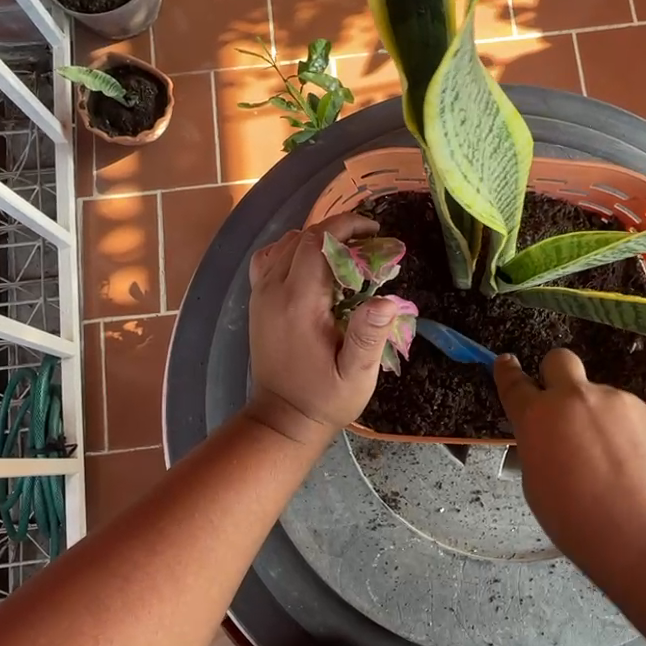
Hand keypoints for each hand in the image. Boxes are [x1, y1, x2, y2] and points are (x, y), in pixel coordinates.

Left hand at [245, 213, 401, 445]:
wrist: (282, 419)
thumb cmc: (324, 399)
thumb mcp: (357, 375)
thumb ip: (370, 336)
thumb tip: (387, 301)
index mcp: (299, 303)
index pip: (317, 242)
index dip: (346, 226)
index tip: (374, 230)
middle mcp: (274, 291)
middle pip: (302, 237)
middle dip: (336, 230)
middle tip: (368, 241)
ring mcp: (260, 294)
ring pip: (284, 244)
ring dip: (316, 239)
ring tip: (345, 252)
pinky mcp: (257, 301)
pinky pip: (270, 259)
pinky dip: (292, 250)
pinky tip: (313, 265)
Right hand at [495, 349, 645, 574]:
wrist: (642, 533)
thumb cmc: (576, 520)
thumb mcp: (537, 483)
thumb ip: (539, 446)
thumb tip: (550, 437)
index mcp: (537, 417)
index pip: (514, 383)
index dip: (507, 371)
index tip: (507, 363)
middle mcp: (574, 399)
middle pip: (559, 360)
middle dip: (556, 373)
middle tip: (563, 403)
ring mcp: (615, 401)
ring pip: (599, 396)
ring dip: (598, 416)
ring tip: (611, 460)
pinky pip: (629, 413)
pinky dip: (626, 432)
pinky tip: (634, 464)